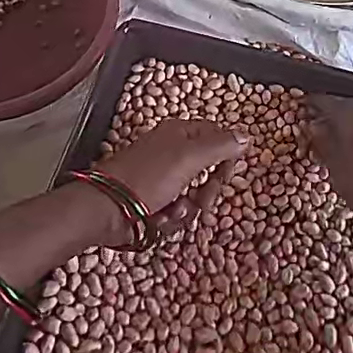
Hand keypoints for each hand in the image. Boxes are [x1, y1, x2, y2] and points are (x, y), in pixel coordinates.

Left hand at [93, 119, 246, 240]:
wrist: (106, 209)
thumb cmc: (147, 178)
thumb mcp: (189, 157)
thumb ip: (221, 146)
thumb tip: (246, 136)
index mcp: (179, 133)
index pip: (217, 137)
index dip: (226, 157)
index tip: (225, 173)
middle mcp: (171, 152)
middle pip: (208, 171)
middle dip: (206, 191)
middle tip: (199, 199)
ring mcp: (161, 178)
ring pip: (193, 196)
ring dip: (186, 209)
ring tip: (171, 212)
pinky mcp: (153, 201)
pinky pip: (176, 211)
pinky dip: (170, 218)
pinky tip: (158, 219)